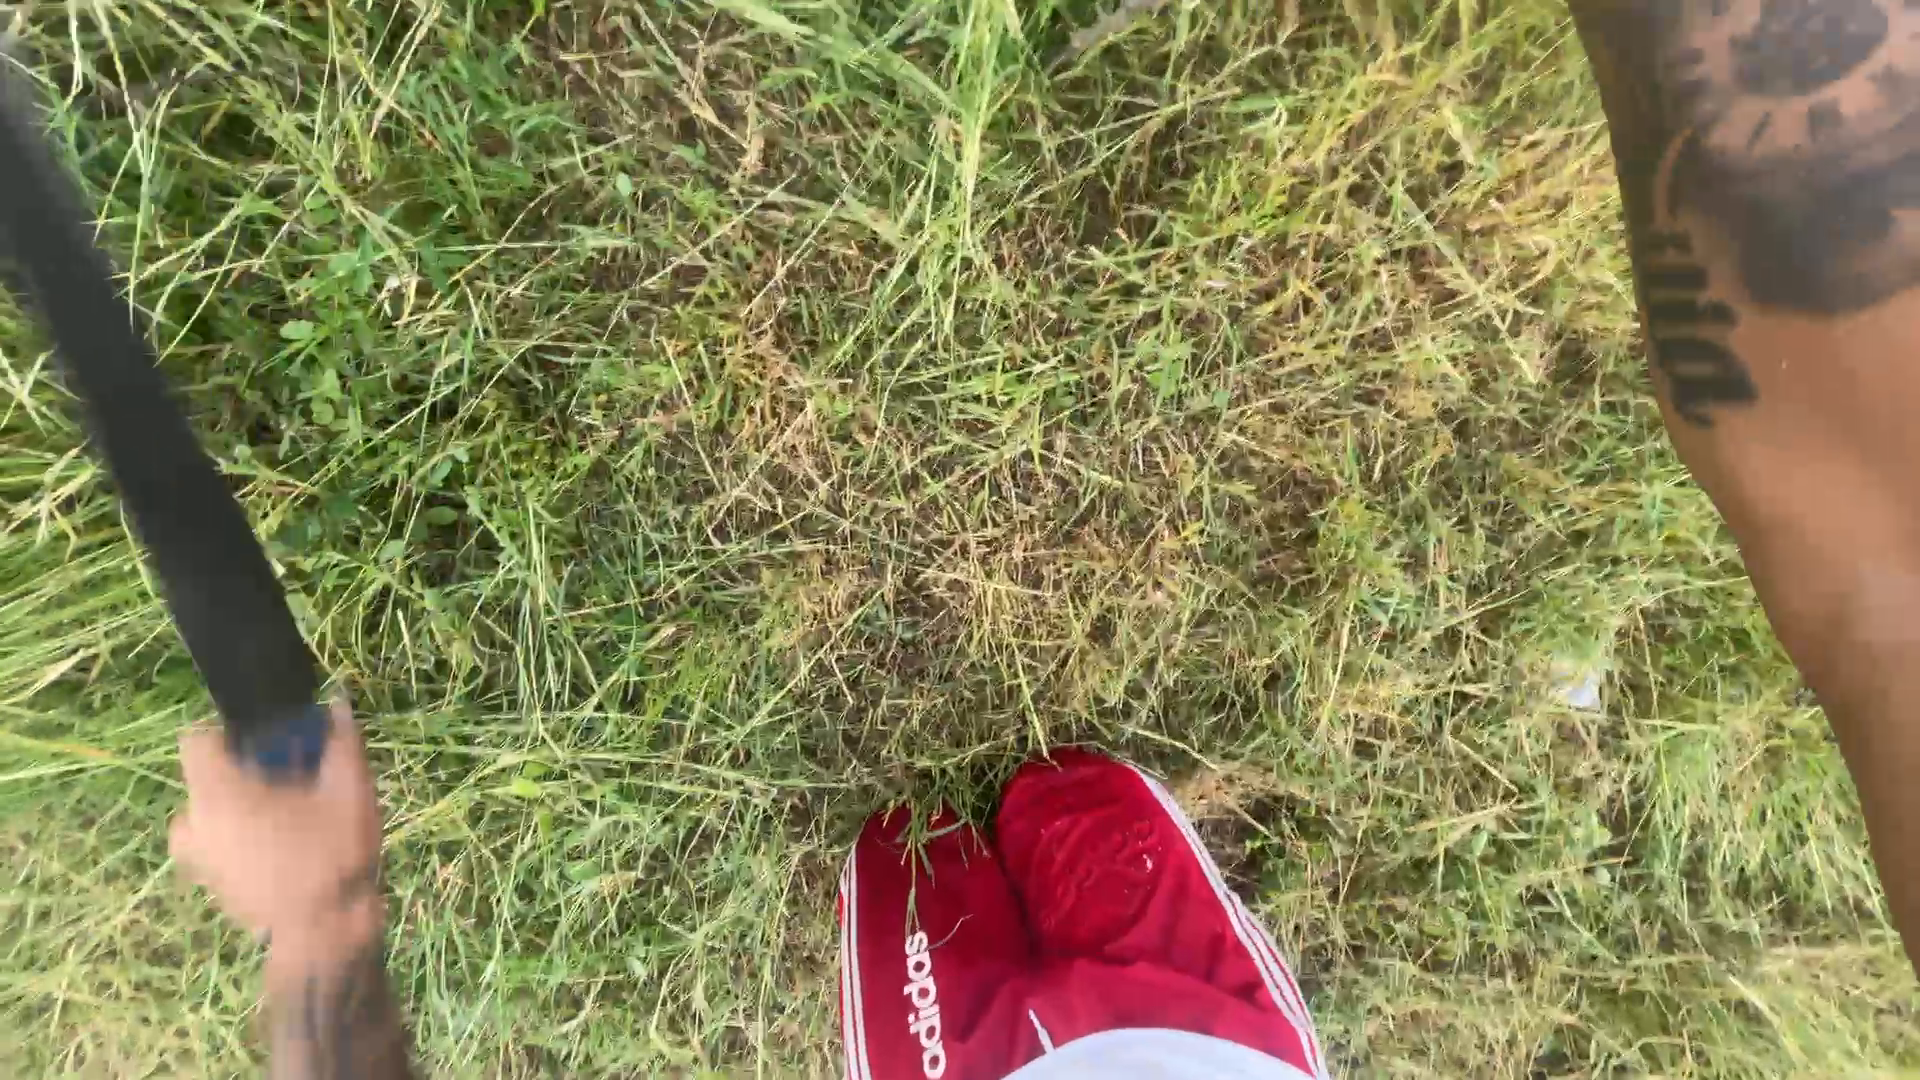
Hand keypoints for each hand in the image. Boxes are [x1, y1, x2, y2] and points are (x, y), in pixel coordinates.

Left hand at [170, 701, 385, 974]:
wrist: (321, 926)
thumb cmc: (334, 850)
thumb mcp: (351, 788)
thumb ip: (342, 740)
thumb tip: (338, 699)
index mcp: (218, 794)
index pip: (197, 740)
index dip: (234, 731)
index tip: (276, 738)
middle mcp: (191, 820)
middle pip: (216, 775)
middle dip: (257, 770)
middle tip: (306, 780)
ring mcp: (193, 854)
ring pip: (219, 807)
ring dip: (252, 801)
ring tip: (301, 814)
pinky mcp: (204, 876)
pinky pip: (220, 835)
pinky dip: (247, 830)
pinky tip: (290, 842)